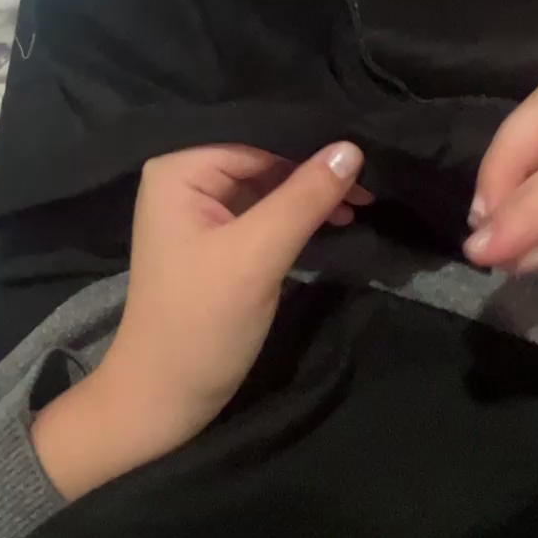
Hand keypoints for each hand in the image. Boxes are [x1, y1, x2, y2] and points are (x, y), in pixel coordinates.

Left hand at [32, 143, 367, 498]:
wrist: (164, 397)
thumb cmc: (202, 322)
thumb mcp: (257, 256)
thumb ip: (304, 198)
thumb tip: (351, 146)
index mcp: (179, 169)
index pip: (256, 139)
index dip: (311, 145)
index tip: (368, 151)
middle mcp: (184, 178)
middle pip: (261, 158)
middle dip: (314, 170)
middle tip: (373, 181)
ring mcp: (198, 209)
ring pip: (266, 185)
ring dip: (310, 193)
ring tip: (363, 202)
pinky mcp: (214, 237)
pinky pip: (262, 211)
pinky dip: (296, 215)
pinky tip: (335, 218)